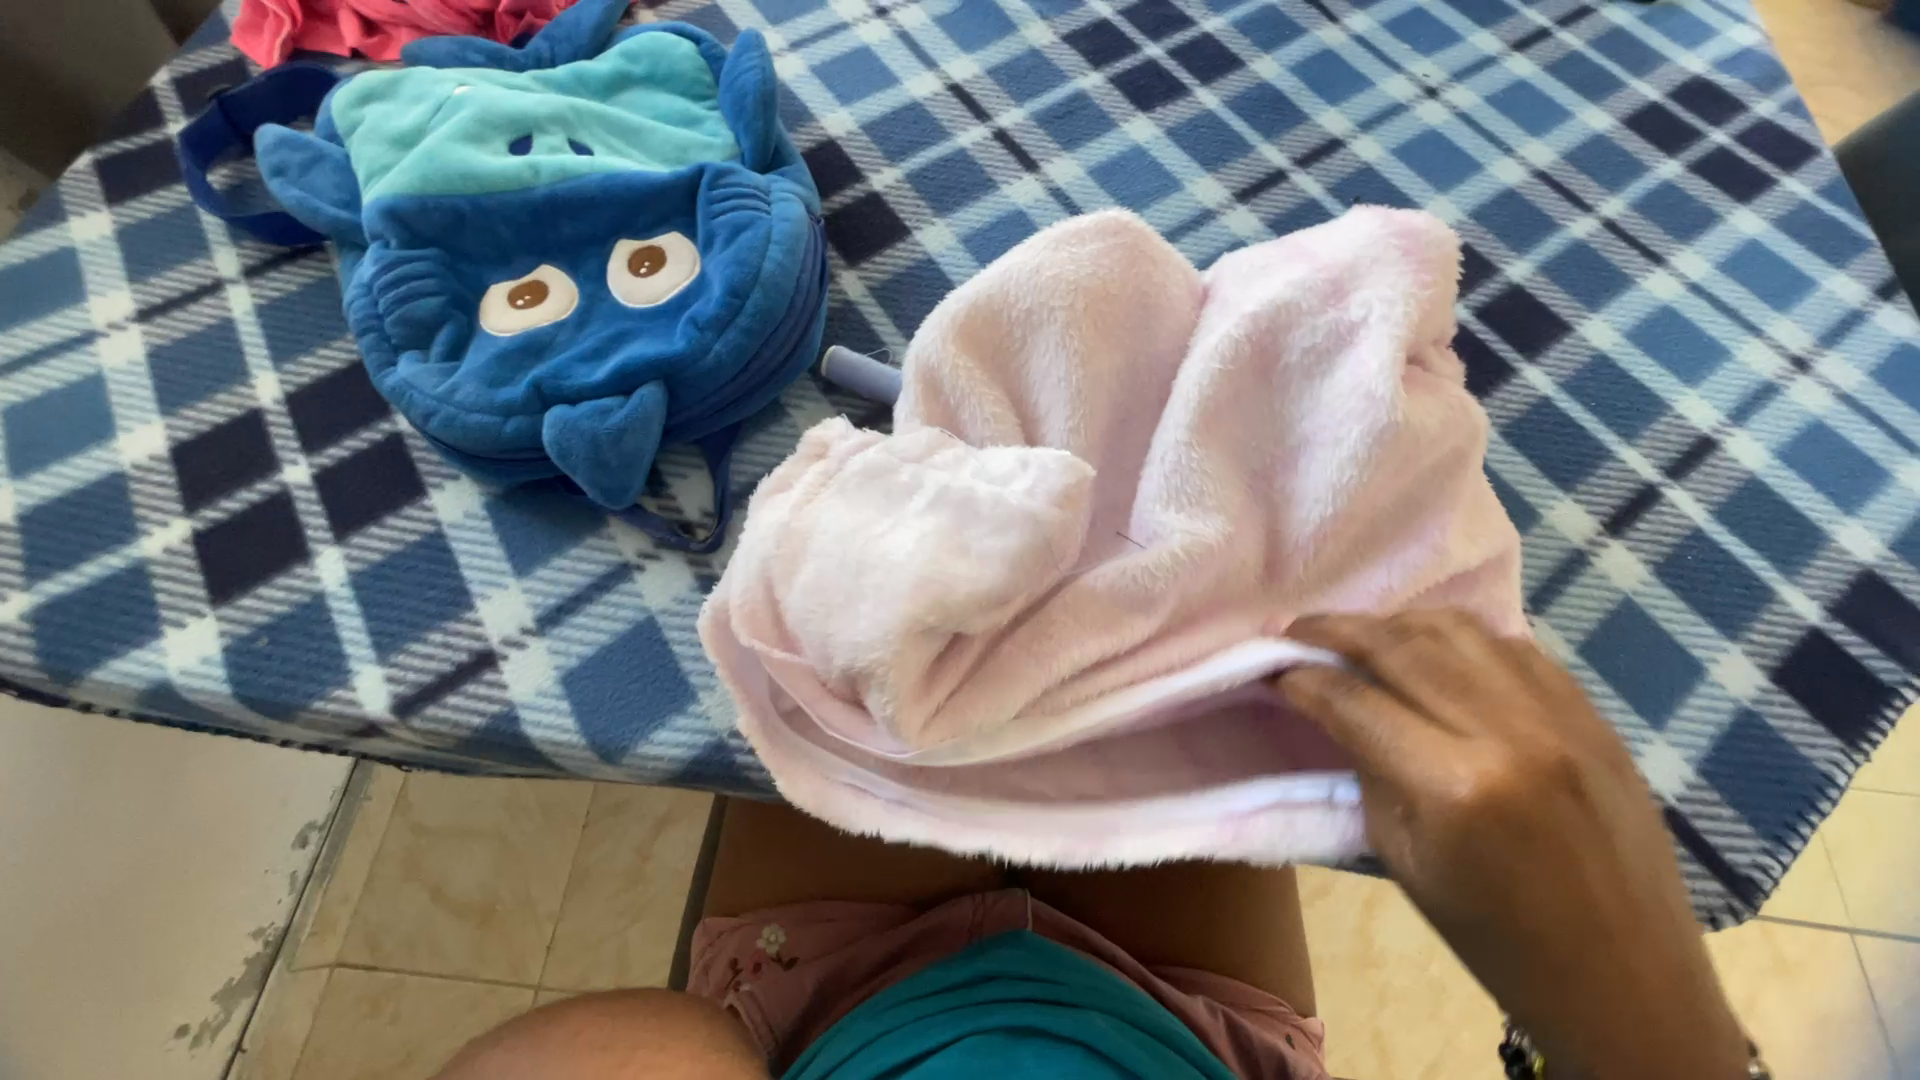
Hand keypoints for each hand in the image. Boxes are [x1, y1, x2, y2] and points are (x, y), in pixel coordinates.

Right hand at [1275, 610, 1748, 1079]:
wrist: (1625, 976)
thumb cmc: (1491, 932)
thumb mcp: (1400, 852)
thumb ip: (1364, 763)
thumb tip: (1327, 703)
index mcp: (1454, 785)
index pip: (1353, 700)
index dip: (1301, 676)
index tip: (1271, 666)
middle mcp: (1510, 732)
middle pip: (1400, 646)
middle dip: (1333, 629)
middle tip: (1293, 629)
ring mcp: (1560, 716)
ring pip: (1455, 629)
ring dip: (1392, 623)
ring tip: (1357, 635)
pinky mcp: (1592, 714)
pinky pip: (1510, 646)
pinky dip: (1456, 638)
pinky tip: (1429, 652)